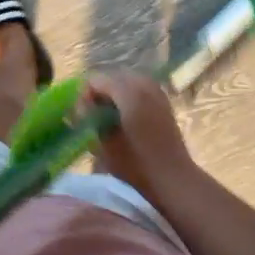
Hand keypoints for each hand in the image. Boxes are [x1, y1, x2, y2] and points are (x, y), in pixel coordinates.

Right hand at [85, 72, 201, 203]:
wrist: (173, 177)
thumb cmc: (136, 164)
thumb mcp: (103, 142)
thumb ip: (89, 118)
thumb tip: (82, 106)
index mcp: (129, 92)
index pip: (95, 80)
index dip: (84, 95)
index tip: (82, 116)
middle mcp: (145, 85)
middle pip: (112, 77)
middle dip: (100, 92)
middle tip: (93, 115)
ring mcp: (157, 92)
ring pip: (127, 81)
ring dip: (114, 94)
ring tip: (108, 117)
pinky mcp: (164, 102)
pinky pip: (140, 89)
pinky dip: (129, 97)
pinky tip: (125, 117)